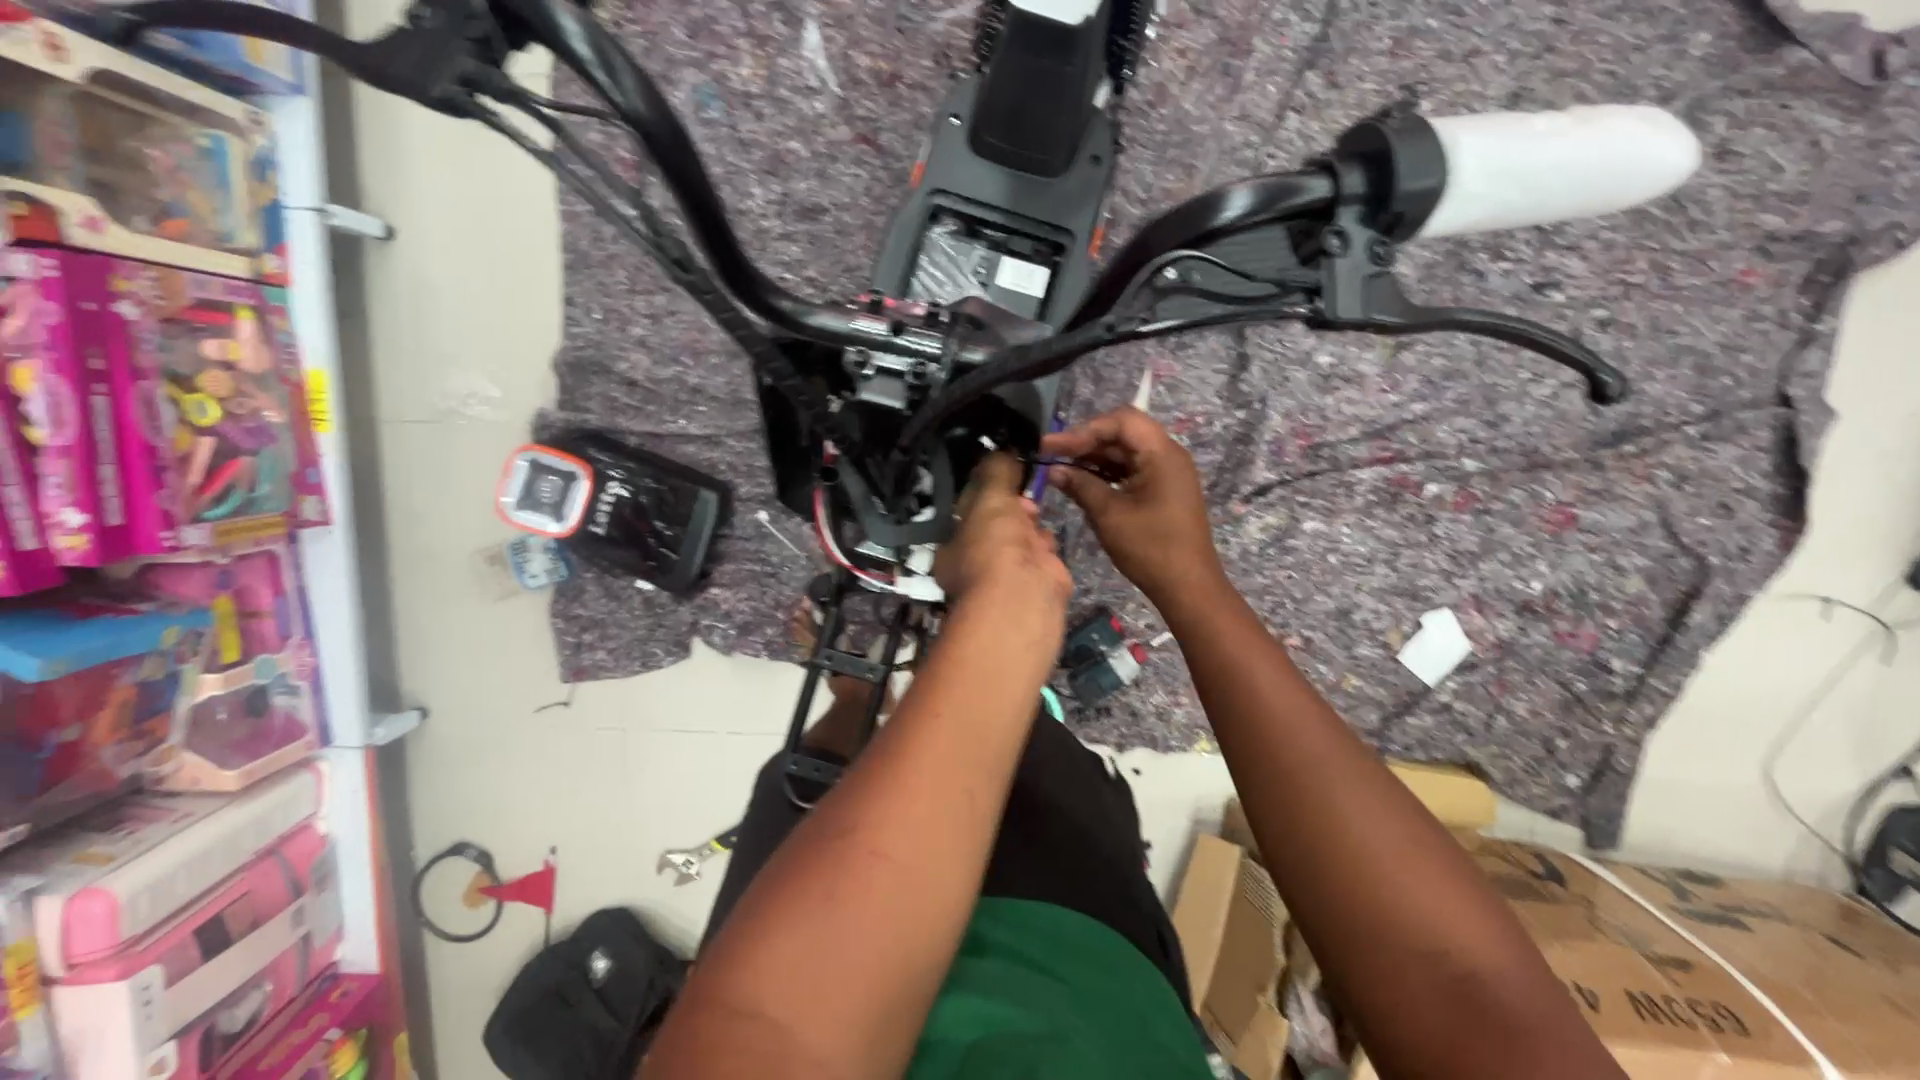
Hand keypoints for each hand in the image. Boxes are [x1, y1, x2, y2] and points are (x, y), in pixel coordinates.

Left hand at [935, 452, 1071, 626]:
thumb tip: (1002, 450)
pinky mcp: (1036, 579)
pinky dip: (1044, 543)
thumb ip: (995, 471)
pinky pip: (1040, 551)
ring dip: (1029, 524)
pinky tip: (1045, 540)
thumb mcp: (989, 497)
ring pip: (1020, 535)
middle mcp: (975, 562)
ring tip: (1032, 515)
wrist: (1025, 593)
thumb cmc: (994, 544)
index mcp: (951, 547)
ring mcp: (1006, 573)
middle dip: (1011, 507)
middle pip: (997, 522)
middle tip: (1019, 497)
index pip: (968, 511)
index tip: (1000, 476)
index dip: (985, 491)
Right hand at [1043, 407, 1225, 608]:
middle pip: (1122, 434)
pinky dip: (1105, 474)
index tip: (1054, 446)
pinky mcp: (1162, 491)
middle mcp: (1167, 456)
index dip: (1084, 429)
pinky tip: (1081, 483)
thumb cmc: (1150, 548)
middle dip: (1085, 442)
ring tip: (1059, 470)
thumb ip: (1080, 485)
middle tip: (1050, 456)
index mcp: (1162, 453)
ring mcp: (1166, 474)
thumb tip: (1053, 471)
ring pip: (1124, 453)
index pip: (1121, 420)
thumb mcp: (1109, 515)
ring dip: (1093, 459)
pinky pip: (1130, 471)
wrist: (1188, 586)